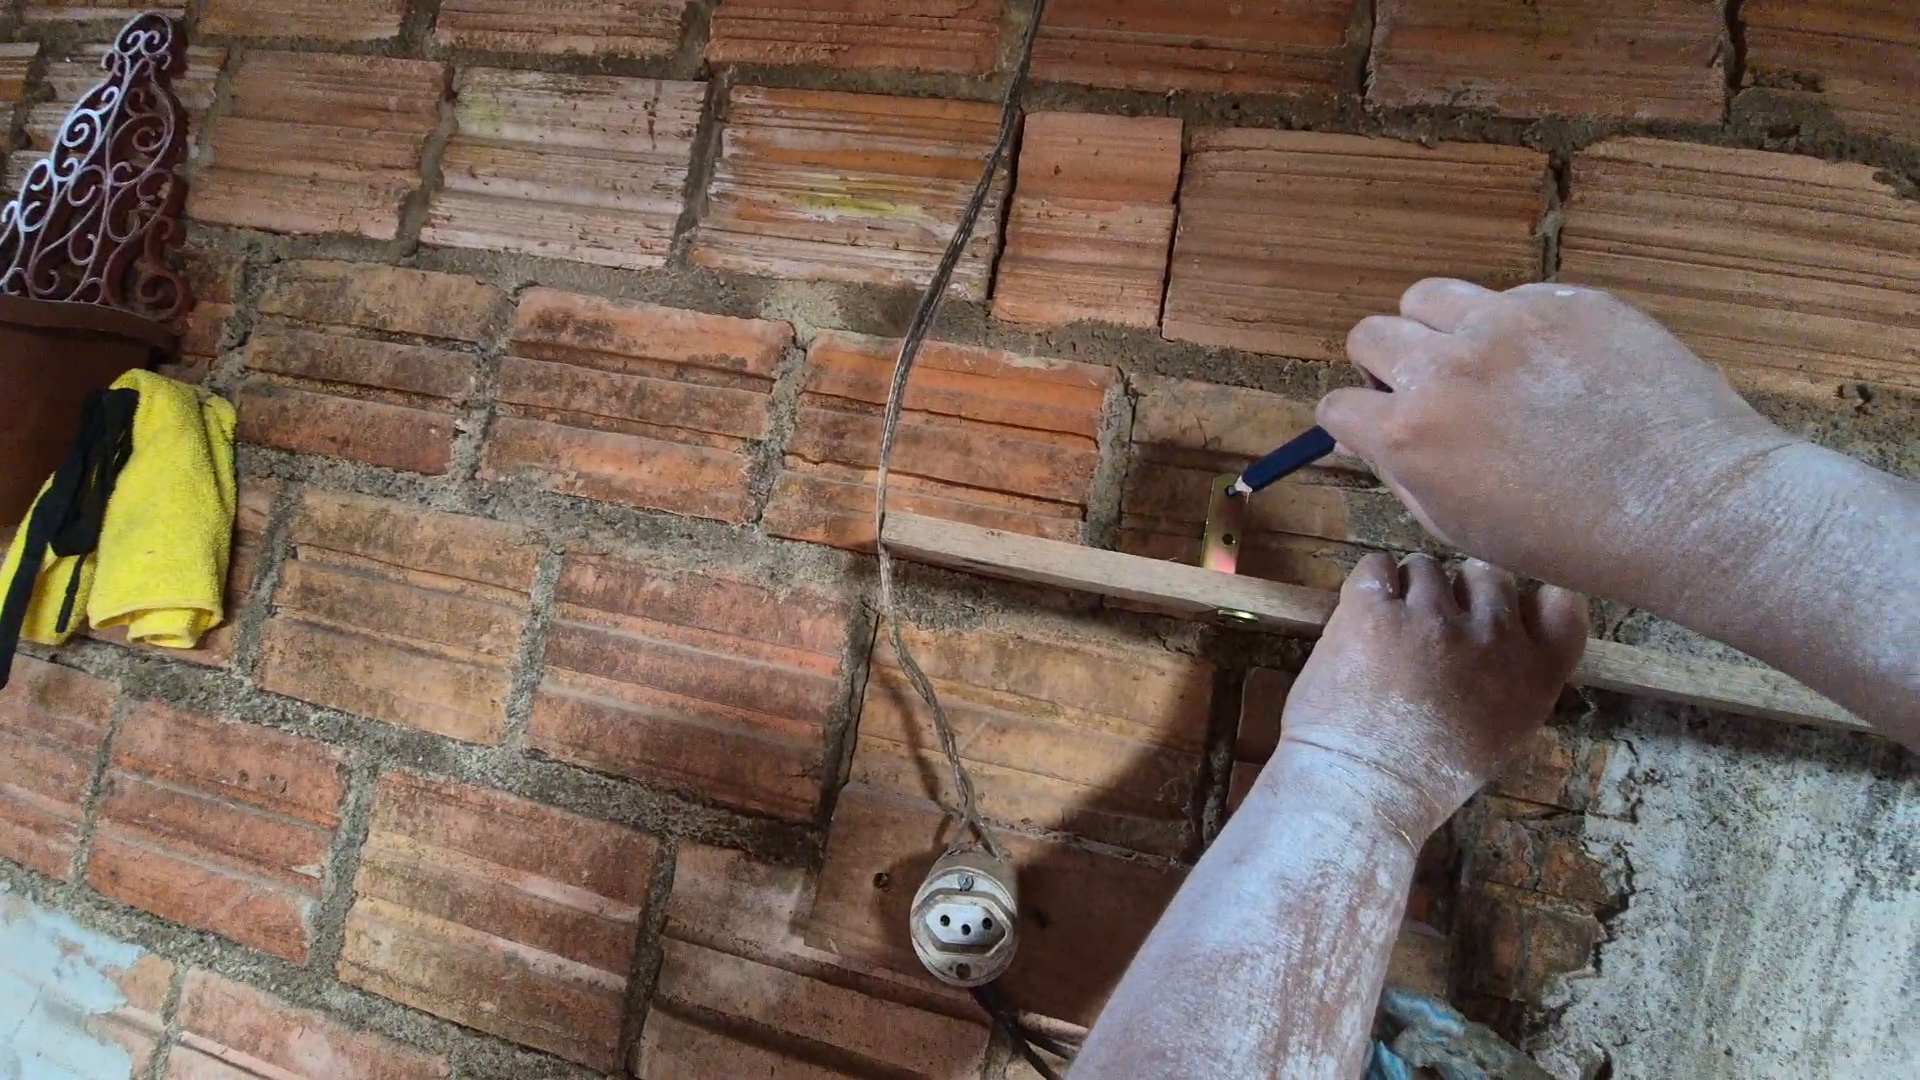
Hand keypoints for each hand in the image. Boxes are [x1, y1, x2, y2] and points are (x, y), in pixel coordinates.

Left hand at [1278, 553, 1587, 837]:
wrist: (1363, 780)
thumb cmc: (1426, 769)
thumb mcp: (1502, 728)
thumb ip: (1512, 675)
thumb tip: (1499, 632)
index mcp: (1535, 671)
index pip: (1558, 601)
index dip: (1520, 599)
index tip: (1490, 614)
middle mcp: (1492, 636)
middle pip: (1485, 573)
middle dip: (1455, 590)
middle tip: (1425, 624)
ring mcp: (1431, 618)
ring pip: (1424, 567)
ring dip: (1405, 588)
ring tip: (1386, 629)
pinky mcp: (1374, 610)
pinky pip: (1375, 565)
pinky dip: (1368, 581)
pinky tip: (1360, 610)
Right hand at [1317, 280, 1794, 605]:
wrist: (1685, 508)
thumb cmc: (1556, 535)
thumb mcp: (1449, 519)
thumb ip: (1395, 468)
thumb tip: (1362, 436)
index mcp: (1407, 432)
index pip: (1335, 405)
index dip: (1349, 420)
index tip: (1372, 428)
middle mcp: (1442, 368)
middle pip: (1368, 334)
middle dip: (1378, 364)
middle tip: (1418, 389)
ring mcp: (1506, 325)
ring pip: (1425, 297)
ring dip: (1431, 328)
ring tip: (1470, 359)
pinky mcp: (1567, 302)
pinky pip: (1506, 296)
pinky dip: (1505, 325)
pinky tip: (1543, 363)